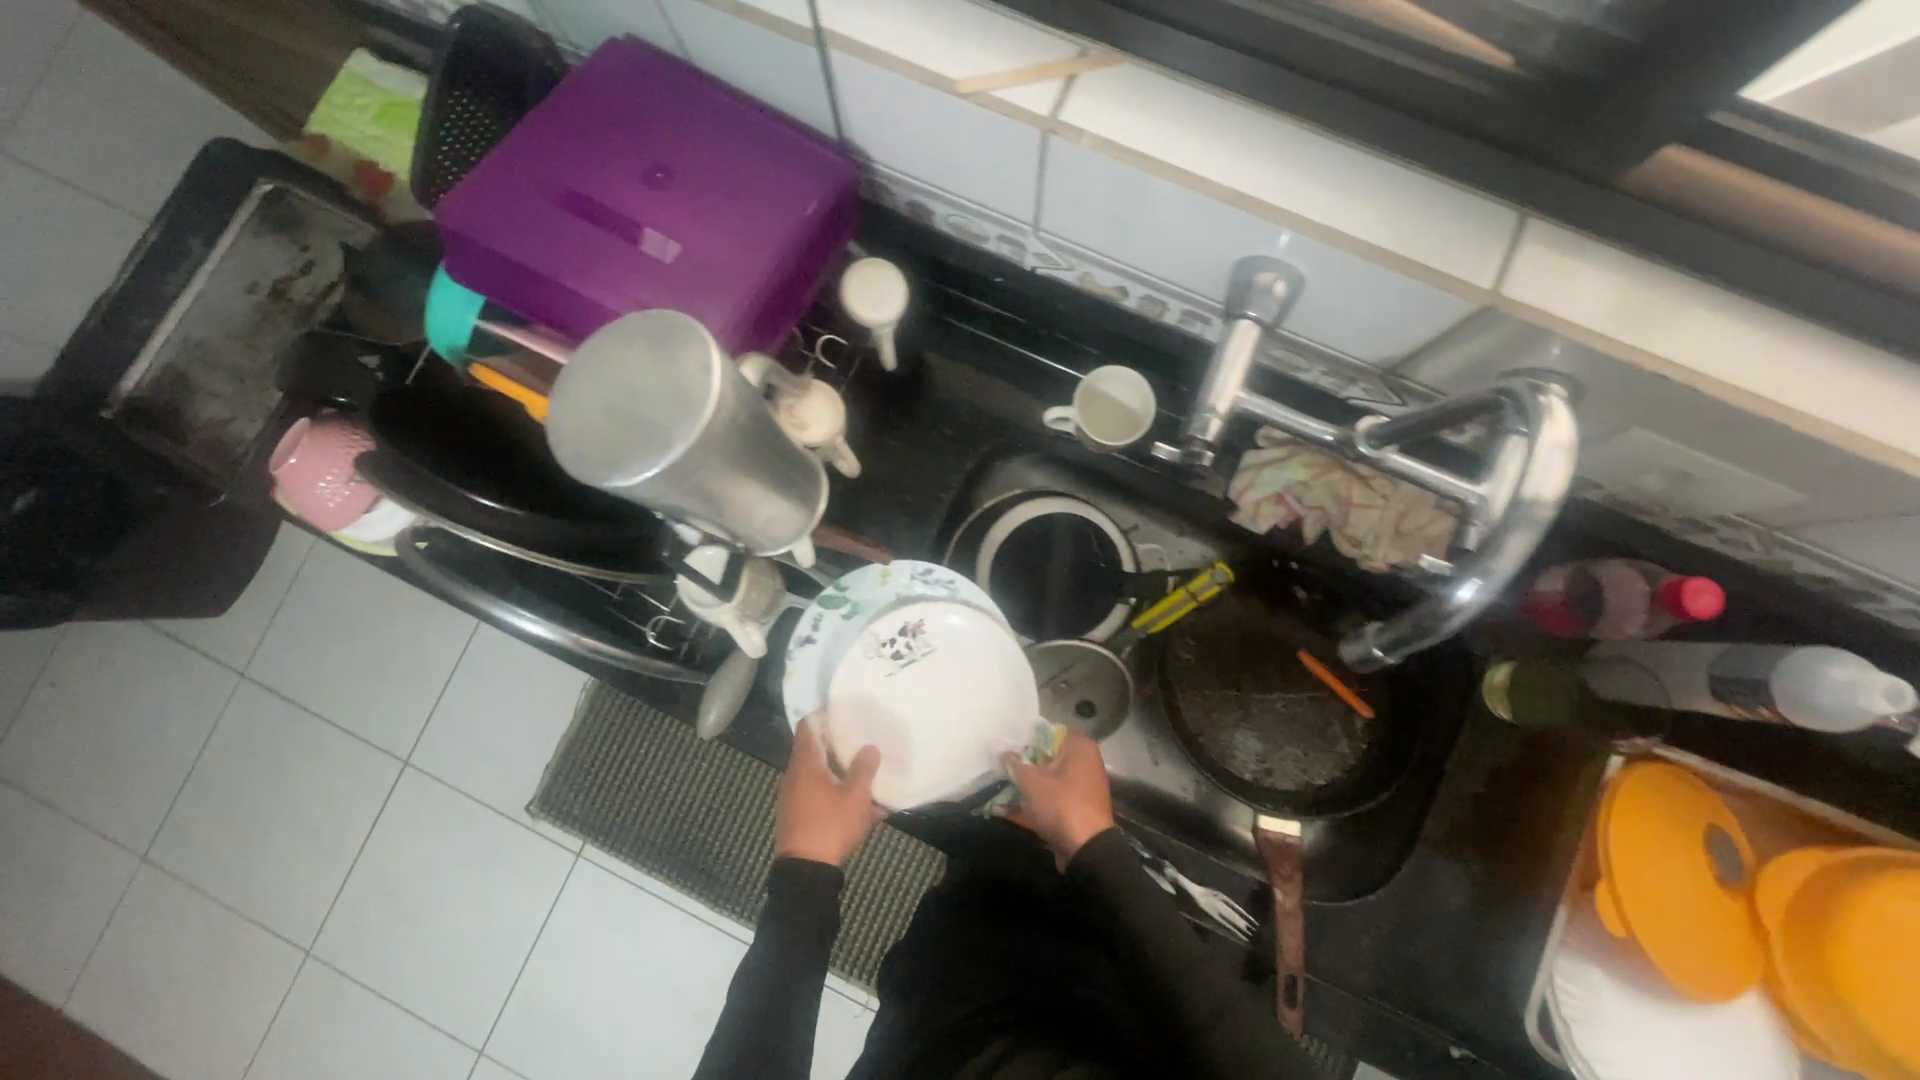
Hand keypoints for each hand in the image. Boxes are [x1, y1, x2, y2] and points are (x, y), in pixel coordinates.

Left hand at [775, 715, 881, 866]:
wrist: (804, 872)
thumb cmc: (830, 826)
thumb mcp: (855, 797)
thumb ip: (863, 770)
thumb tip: (869, 747)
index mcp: (804, 765)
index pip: (807, 728)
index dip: (822, 716)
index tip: (841, 712)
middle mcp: (792, 776)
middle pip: (811, 751)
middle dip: (833, 744)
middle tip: (857, 738)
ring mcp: (790, 797)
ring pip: (814, 775)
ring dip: (833, 770)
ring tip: (859, 770)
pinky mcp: (794, 816)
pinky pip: (813, 794)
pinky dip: (830, 791)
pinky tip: (852, 802)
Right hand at [1002, 730, 1115, 869]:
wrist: (1086, 850)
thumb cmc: (1060, 805)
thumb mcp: (1031, 782)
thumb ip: (1015, 764)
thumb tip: (1005, 754)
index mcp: (1079, 748)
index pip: (1048, 732)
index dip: (1025, 738)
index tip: (1006, 746)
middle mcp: (1085, 762)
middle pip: (1047, 757)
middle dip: (1023, 764)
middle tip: (999, 767)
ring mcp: (1082, 786)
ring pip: (1047, 779)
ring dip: (1025, 785)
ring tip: (997, 787)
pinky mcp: (1076, 807)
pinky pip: (1051, 798)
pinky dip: (1033, 802)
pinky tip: (1006, 808)